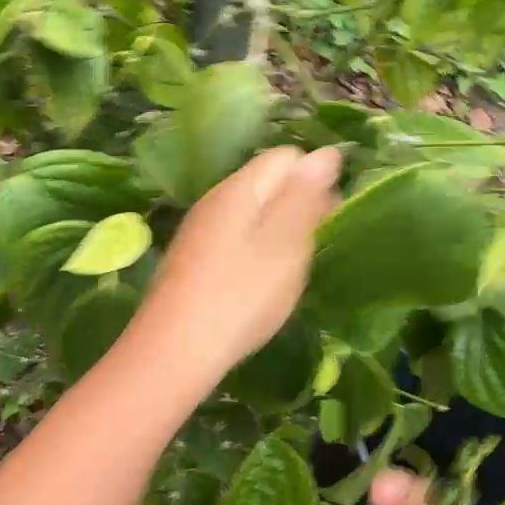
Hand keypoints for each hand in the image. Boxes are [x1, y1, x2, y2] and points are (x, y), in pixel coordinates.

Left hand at [122, 146, 342, 380]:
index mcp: (238, 188)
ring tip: (290, 272)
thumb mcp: (284, 243)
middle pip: (267, 184)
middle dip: (298, 208)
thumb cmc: (240, 295)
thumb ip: (304, 196)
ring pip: (252, 214)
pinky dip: (256, 255)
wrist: (174, 351)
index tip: (330, 218)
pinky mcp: (192, 259)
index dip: (315, 179)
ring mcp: (200, 230)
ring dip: (278, 234)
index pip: (286, 157)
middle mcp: (215, 200)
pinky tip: (260, 287)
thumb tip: (325, 153)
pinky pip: (235, 240)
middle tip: (313, 250)